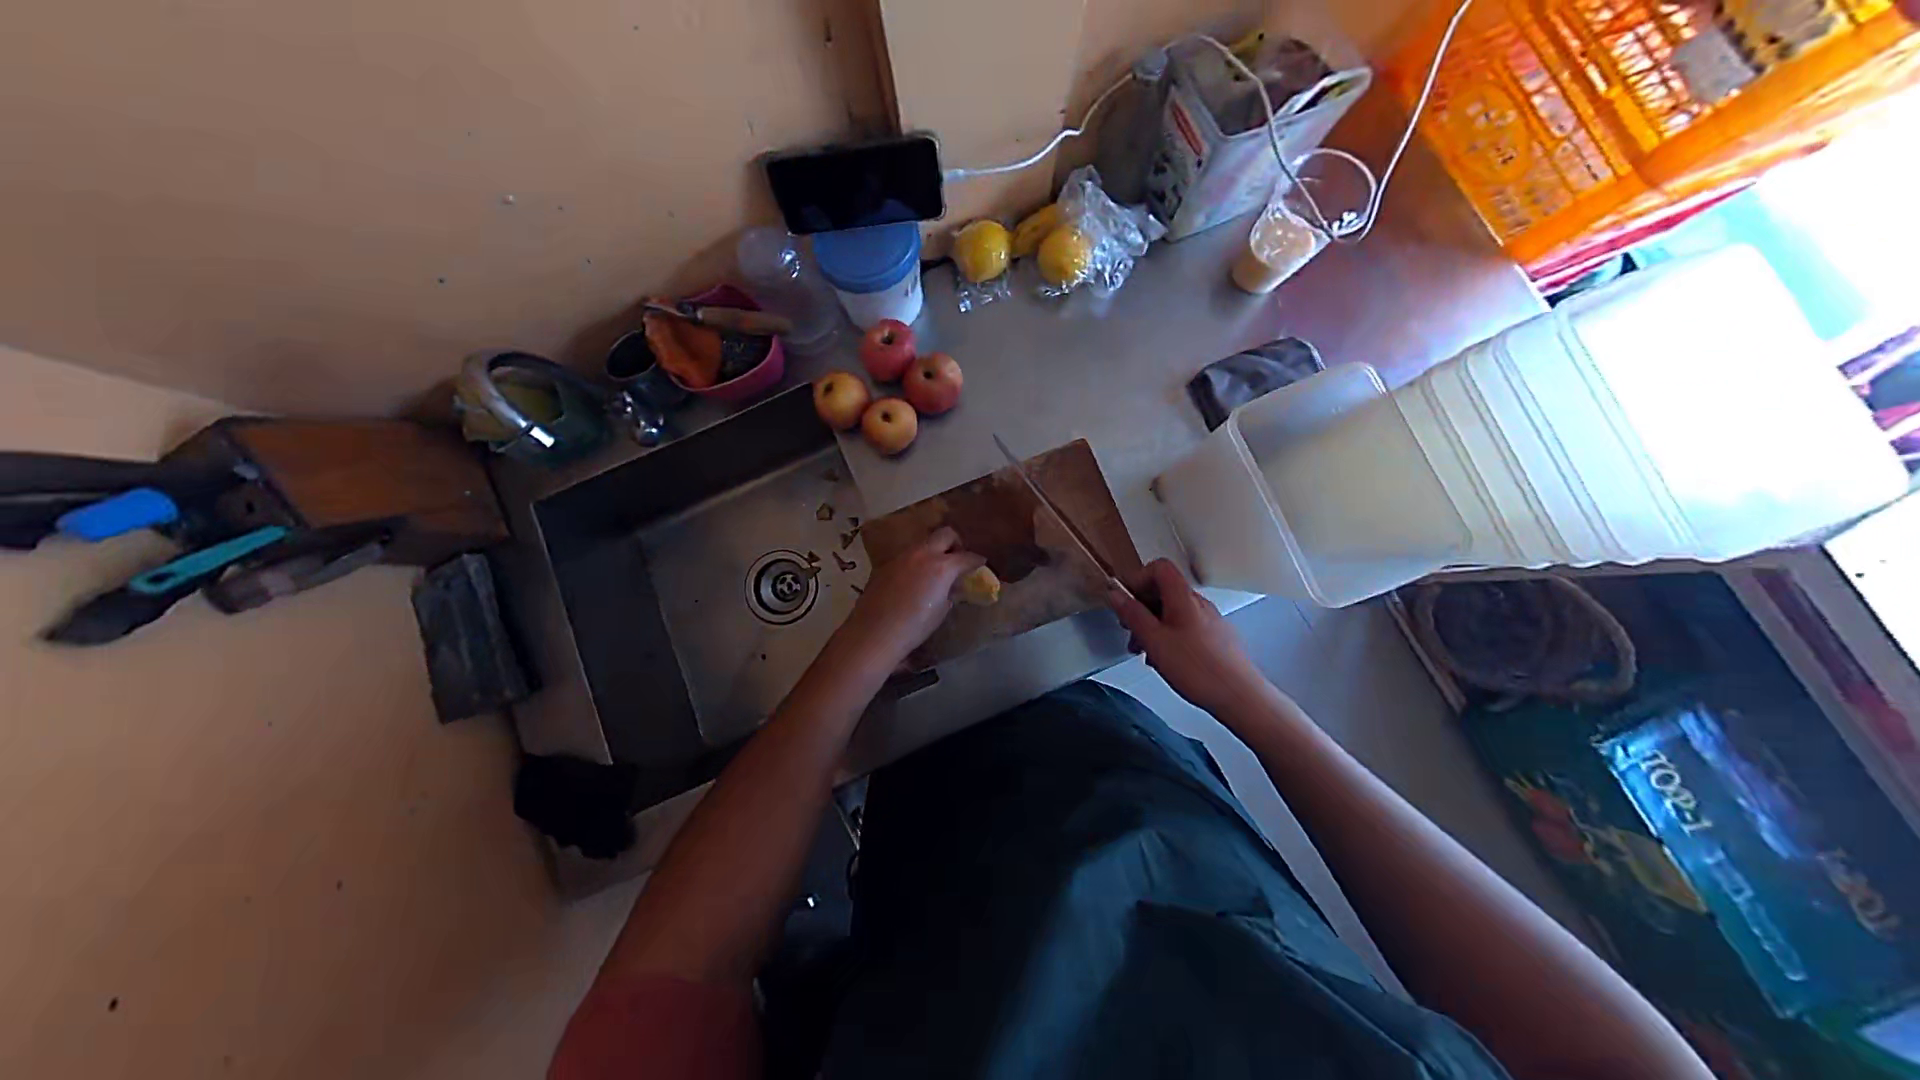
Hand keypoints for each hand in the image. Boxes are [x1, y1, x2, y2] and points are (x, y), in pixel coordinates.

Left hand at [839, 527, 985, 667]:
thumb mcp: (940, 610)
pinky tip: (914, 580)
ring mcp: (902, 556)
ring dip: (934, 551)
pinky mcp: (886, 564)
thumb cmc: (914, 626)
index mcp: (942, 566)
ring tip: (935, 571)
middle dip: (956, 544)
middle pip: (945, 534)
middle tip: (958, 560)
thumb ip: (950, 593)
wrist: (875, 632)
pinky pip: (907, 556)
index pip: (967, 556)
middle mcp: (922, 554)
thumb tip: (953, 586)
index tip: (980, 564)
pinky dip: (916, 562)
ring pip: (924, 543)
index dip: (976, 560)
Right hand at [1108, 558, 1275, 716]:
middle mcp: (1199, 604)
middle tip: (1131, 628)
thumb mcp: (1154, 641)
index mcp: (1183, 598)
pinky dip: (1169, 637)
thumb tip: (1117, 596)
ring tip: (1145, 649)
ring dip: (1153, 625)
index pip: (1159, 568)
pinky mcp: (1214, 637)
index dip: (1138, 579)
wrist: (1238, 696)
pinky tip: (1164, 659)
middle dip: (1142, 607)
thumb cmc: (1201, 670)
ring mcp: (1208, 620)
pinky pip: (1185, 627)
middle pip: (1164, 590)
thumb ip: (1133, 615)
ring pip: (1172, 611)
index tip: (1126, 599)